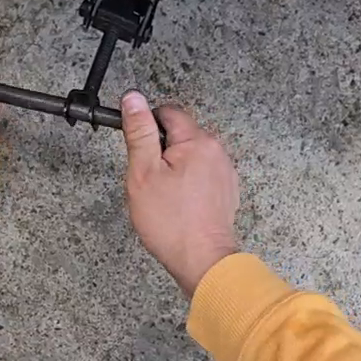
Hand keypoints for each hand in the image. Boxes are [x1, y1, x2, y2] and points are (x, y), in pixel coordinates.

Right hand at [120, 91, 239, 296]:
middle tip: (150, 180)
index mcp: (197, 141)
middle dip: (161, 152)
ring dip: (175, 169)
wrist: (202, 260)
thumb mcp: (143, 173)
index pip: (168, 112)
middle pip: (180, 135)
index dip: (147, 127)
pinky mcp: (226, 191)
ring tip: (165, 197)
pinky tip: (179, 206)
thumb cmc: (172, 223)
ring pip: (190, 157)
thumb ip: (140, 132)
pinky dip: (188, 185)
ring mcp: (224, 172)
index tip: (139, 149)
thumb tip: (133, 100)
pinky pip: (201, 176)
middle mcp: (216, 151)